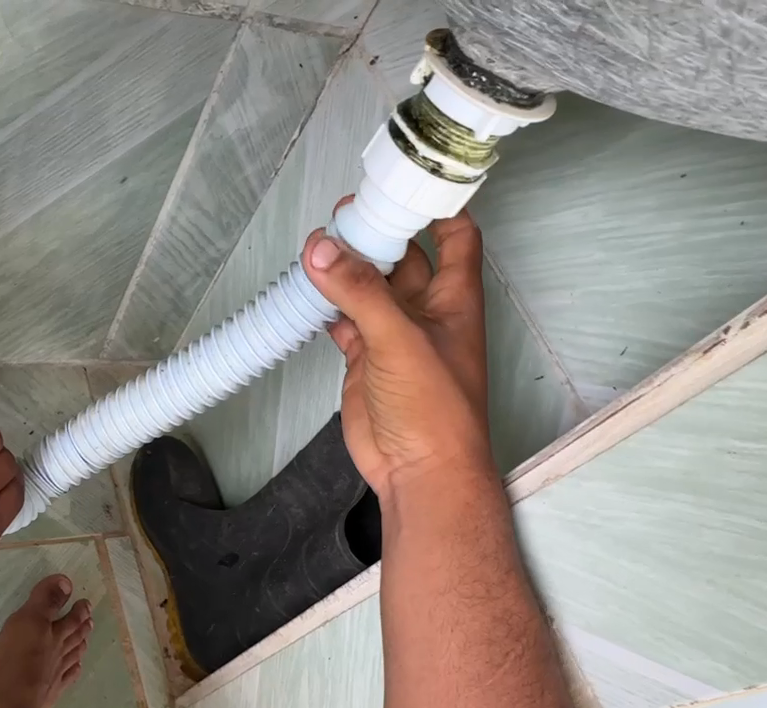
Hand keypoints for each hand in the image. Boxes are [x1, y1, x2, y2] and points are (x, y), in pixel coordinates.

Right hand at [301, 207, 495, 497]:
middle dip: (377, 233)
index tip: (405, 181)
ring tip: (317, 248)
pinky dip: (329, 310)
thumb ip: (359, 291)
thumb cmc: (434, 406)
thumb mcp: (398, 338)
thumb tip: (321, 249)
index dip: (436, 205)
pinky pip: (346, 324)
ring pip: (368, 290)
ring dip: (347, 271)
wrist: (418, 468)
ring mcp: (393, 338)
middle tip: (342, 213)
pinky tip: (312, 297)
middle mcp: (425, 311)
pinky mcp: (366, 363)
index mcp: (452, 297)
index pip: (455, 234)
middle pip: (402, 257)